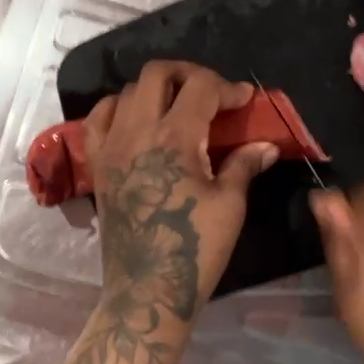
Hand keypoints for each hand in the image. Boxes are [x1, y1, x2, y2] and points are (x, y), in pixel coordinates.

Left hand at [84, 62, 279, 324]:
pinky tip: (135, 120)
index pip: (200, 88)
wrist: (147, 289)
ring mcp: (110, 147)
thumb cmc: (195, 247)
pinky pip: (97, 121)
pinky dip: (117, 109)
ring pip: (126, 92)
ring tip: (178, 107)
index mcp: (174, 137)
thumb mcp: (230, 204)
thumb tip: (266, 145)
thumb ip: (244, 165)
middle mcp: (136, 132)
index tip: (244, 100)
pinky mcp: (97, 166)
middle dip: (188, 74)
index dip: (227, 87)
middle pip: (157, 74)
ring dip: (156, 90)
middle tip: (211, 93)